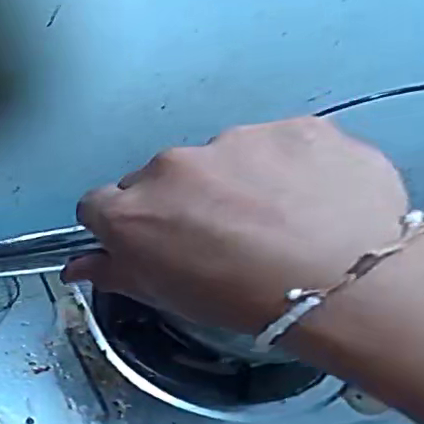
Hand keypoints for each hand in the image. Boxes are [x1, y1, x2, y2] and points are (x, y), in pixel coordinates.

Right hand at [62, 117, 408, 337]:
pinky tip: (303, 197)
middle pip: (154, 178)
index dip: (115, 223)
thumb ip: (110, 271)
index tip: (141, 238)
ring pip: (215, 158)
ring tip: (266, 215)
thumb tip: (77, 267)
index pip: (96, 204)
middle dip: (172, 199)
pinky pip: (275, 143)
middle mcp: (168, 168)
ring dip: (228, 179)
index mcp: (126, 211)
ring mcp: (232, 142)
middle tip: (209, 232)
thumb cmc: (236, 295)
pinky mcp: (294, 128)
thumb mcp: (159, 293)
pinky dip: (282, 165)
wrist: (346, 280)